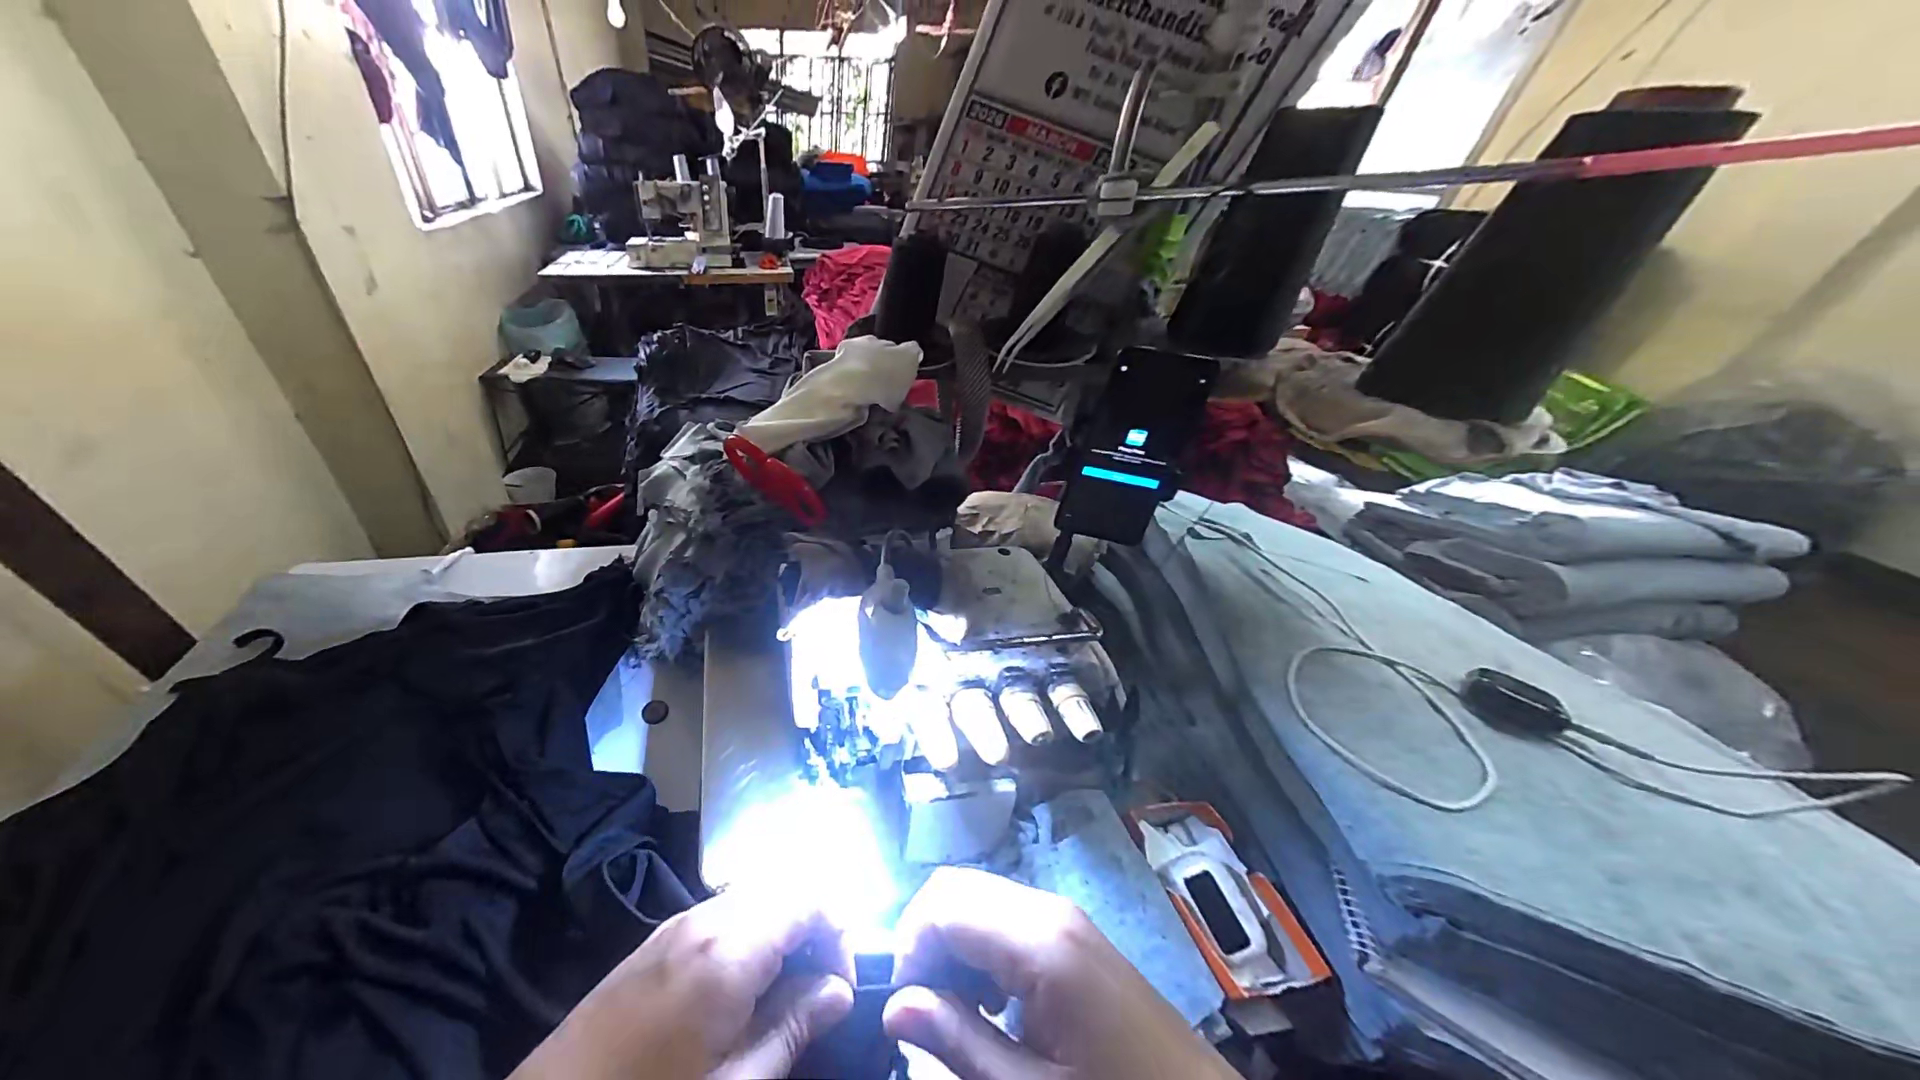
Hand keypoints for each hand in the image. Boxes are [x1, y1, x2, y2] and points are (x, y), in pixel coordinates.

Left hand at [510, 885, 853, 1079]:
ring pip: (754, 899)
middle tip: (818, 990)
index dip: (841, 937)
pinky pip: (721, 917)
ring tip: (783, 994)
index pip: (813, 899)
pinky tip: (739, 991)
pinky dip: (749, 935)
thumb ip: (794, 1026)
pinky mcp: (652, 944)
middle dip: (814, 929)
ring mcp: (673, 926)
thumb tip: (838, 990)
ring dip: (782, 932)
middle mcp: (705, 917)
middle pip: (785, 889)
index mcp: (731, 945)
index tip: (841, 993)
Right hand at [884, 867, 1236, 1079]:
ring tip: (956, 1014)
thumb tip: (894, 1005)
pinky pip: (1006, 918)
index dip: (909, 948)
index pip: (943, 903)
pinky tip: (990, 1003)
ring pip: (978, 900)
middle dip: (925, 940)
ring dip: (951, 945)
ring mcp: (1065, 916)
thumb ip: (958, 1042)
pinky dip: (979, 947)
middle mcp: (1050, 908)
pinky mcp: (1073, 933)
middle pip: (957, 889)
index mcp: (1040, 938)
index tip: (905, 1007)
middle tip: (924, 1011)